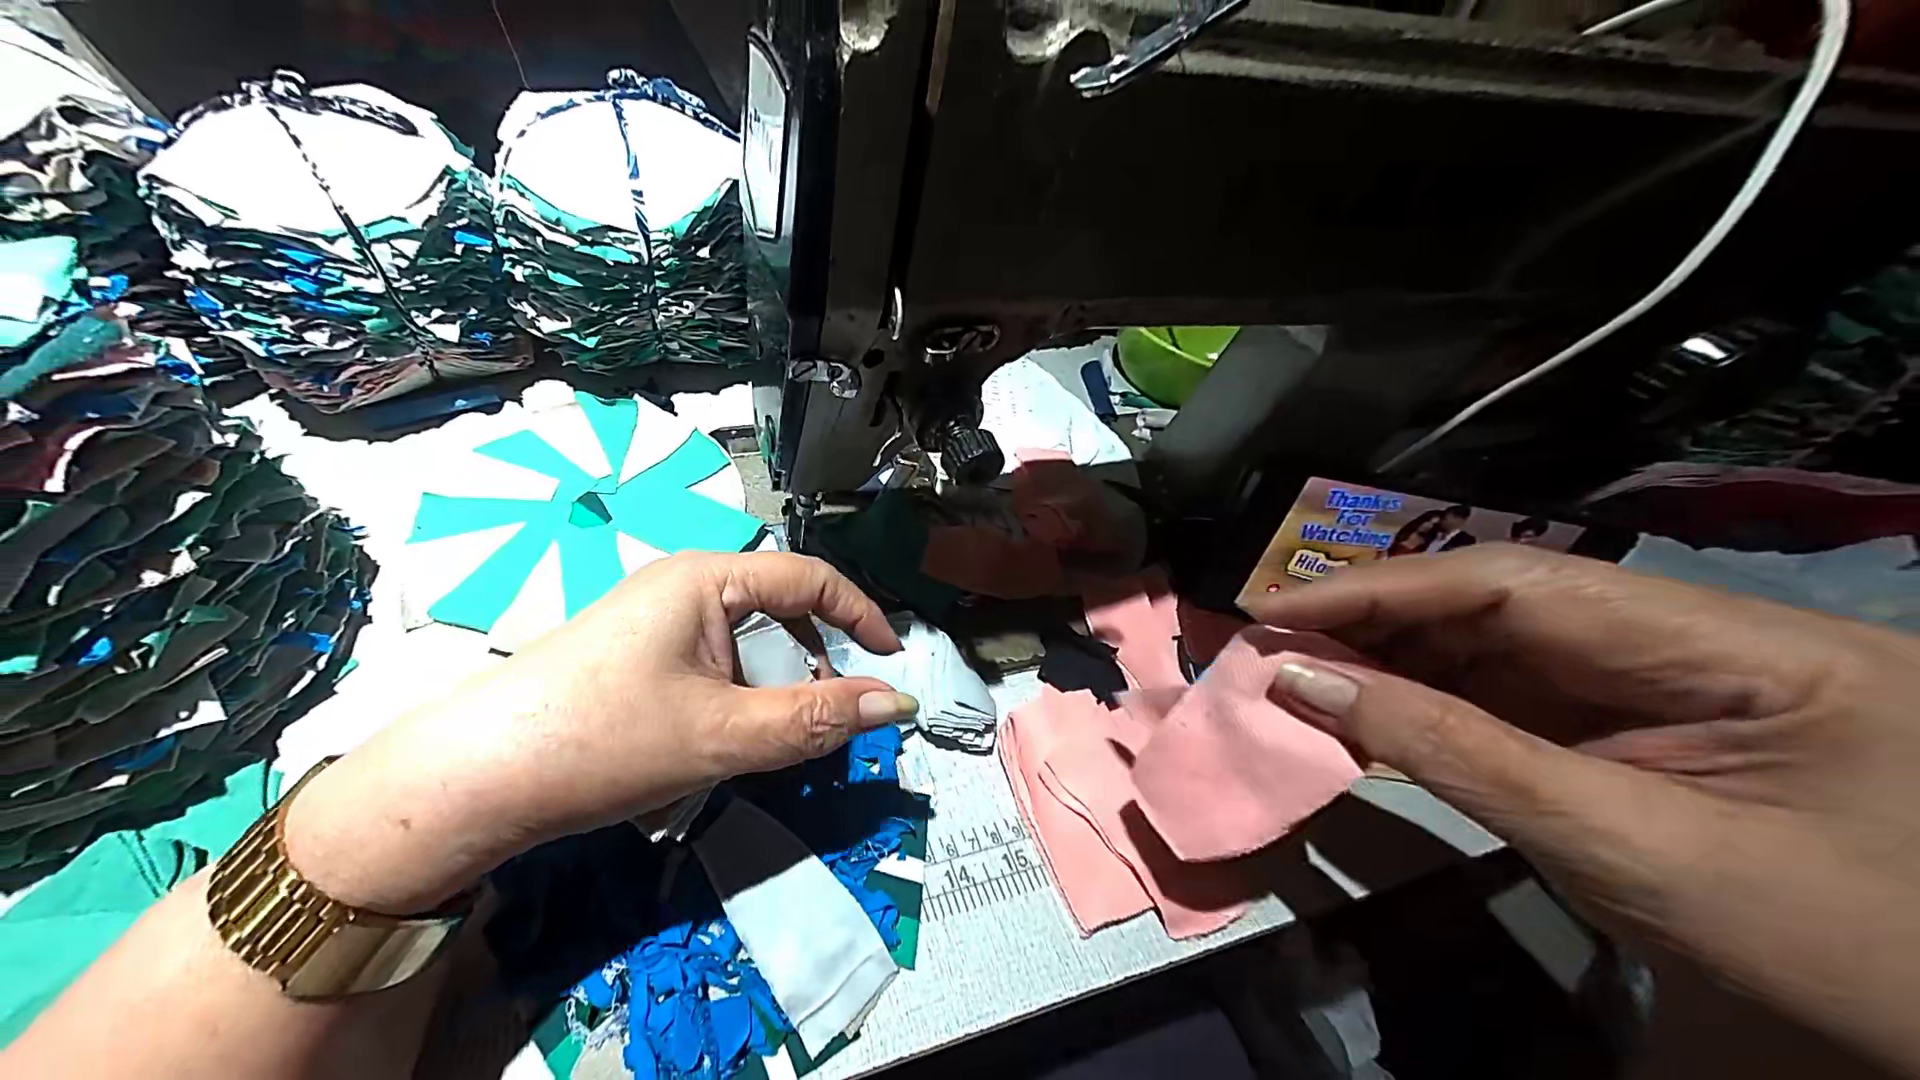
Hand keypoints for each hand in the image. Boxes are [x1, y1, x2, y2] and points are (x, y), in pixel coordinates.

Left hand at [282, 552, 918, 914]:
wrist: (468, 782)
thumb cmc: (605, 740)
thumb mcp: (725, 734)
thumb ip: (818, 718)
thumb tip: (898, 705)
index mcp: (707, 578)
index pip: (810, 579)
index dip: (860, 615)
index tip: (892, 659)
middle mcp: (684, 583)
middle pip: (780, 606)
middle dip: (819, 654)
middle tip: (836, 707)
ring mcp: (657, 617)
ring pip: (748, 637)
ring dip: (780, 677)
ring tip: (782, 727)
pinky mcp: (640, 650)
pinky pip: (716, 657)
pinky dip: (745, 688)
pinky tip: (733, 730)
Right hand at [1248, 545, 1919, 1075]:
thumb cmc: (1845, 950)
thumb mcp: (1626, 848)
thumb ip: (1449, 750)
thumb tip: (1303, 682)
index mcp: (1724, 638)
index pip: (1505, 580)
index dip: (1375, 588)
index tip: (1274, 611)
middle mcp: (1679, 633)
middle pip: (1487, 602)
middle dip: (1368, 621)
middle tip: (1269, 644)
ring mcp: (1652, 678)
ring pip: (1484, 643)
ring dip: (1385, 658)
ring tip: (1297, 672)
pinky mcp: (1627, 721)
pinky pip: (1501, 692)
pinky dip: (1422, 701)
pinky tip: (1363, 707)